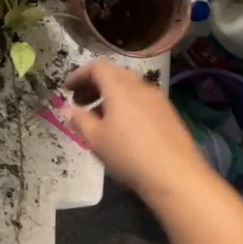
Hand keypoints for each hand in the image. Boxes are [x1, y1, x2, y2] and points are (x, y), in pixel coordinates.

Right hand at [64, 60, 216, 208]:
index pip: (97, 66)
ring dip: (110, 95)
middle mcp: (140, 86)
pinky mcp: (169, 114)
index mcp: (119, 87)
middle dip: (94, 84)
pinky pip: (142, 100)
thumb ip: (79, 120)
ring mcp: (157, 99)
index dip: (79, 74)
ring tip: (99, 118)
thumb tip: (65, 109)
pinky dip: (126, 105)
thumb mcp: (96, 139)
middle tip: (80, 102)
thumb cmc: (129, 154)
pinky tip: (123, 129)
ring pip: (129, 87)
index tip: (67, 89)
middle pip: (114, 74)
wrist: (177, 176)